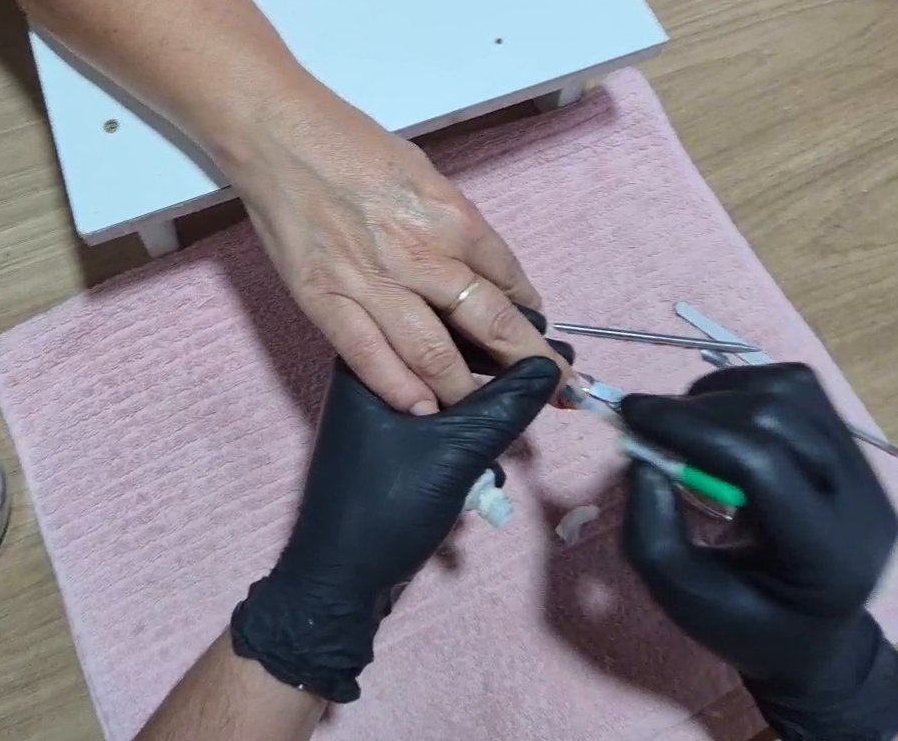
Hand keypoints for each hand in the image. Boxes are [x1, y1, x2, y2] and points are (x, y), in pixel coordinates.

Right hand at [226, 95, 566, 413]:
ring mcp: (370, 283)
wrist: (277, 135)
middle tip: (548, 389)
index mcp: (451, 215)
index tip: (535, 332)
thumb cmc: (350, 143)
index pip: (507, 277)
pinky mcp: (324, 301)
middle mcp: (420, 255)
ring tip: (485, 409)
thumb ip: (452, 222)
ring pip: (433, 355)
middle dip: (525, 363)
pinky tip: (423, 410)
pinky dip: (400, 390)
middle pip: (488, 323)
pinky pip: (369, 358)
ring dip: (466, 390)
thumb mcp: (421, 171)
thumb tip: (477, 267)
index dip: (529, 313)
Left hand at [230, 335, 568, 701]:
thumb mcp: (454, 452)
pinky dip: (476, 409)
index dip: (500, 327)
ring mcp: (382, 400)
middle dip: (504, 358)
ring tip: (544, 392)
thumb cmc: (385, 505)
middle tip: (559, 368)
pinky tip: (510, 417)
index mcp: (371, 358)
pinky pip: (442, 402)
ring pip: (448, 376)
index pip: (441, 320)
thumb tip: (553, 365)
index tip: (551, 340)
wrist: (338, 578)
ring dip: (494, 387)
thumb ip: (505, 404)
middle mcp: (373, 369)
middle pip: (449, 346)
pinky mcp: (393, 429)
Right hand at [619, 365, 897, 740]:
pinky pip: (799, 389)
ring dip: (724, 392)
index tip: (630, 415)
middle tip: (649, 422)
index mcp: (826, 557)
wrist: (814, 637)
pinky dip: (747, 388)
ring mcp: (868, 472)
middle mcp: (863, 505)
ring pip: (792, 390)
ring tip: (687, 420)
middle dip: (699, 410)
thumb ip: (652, 531)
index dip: (689, 428)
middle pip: (777, 418)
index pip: (762, 464)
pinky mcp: (856, 451)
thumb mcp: (683, 598)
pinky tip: (721, 419)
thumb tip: (642, 456)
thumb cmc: (746, 623)